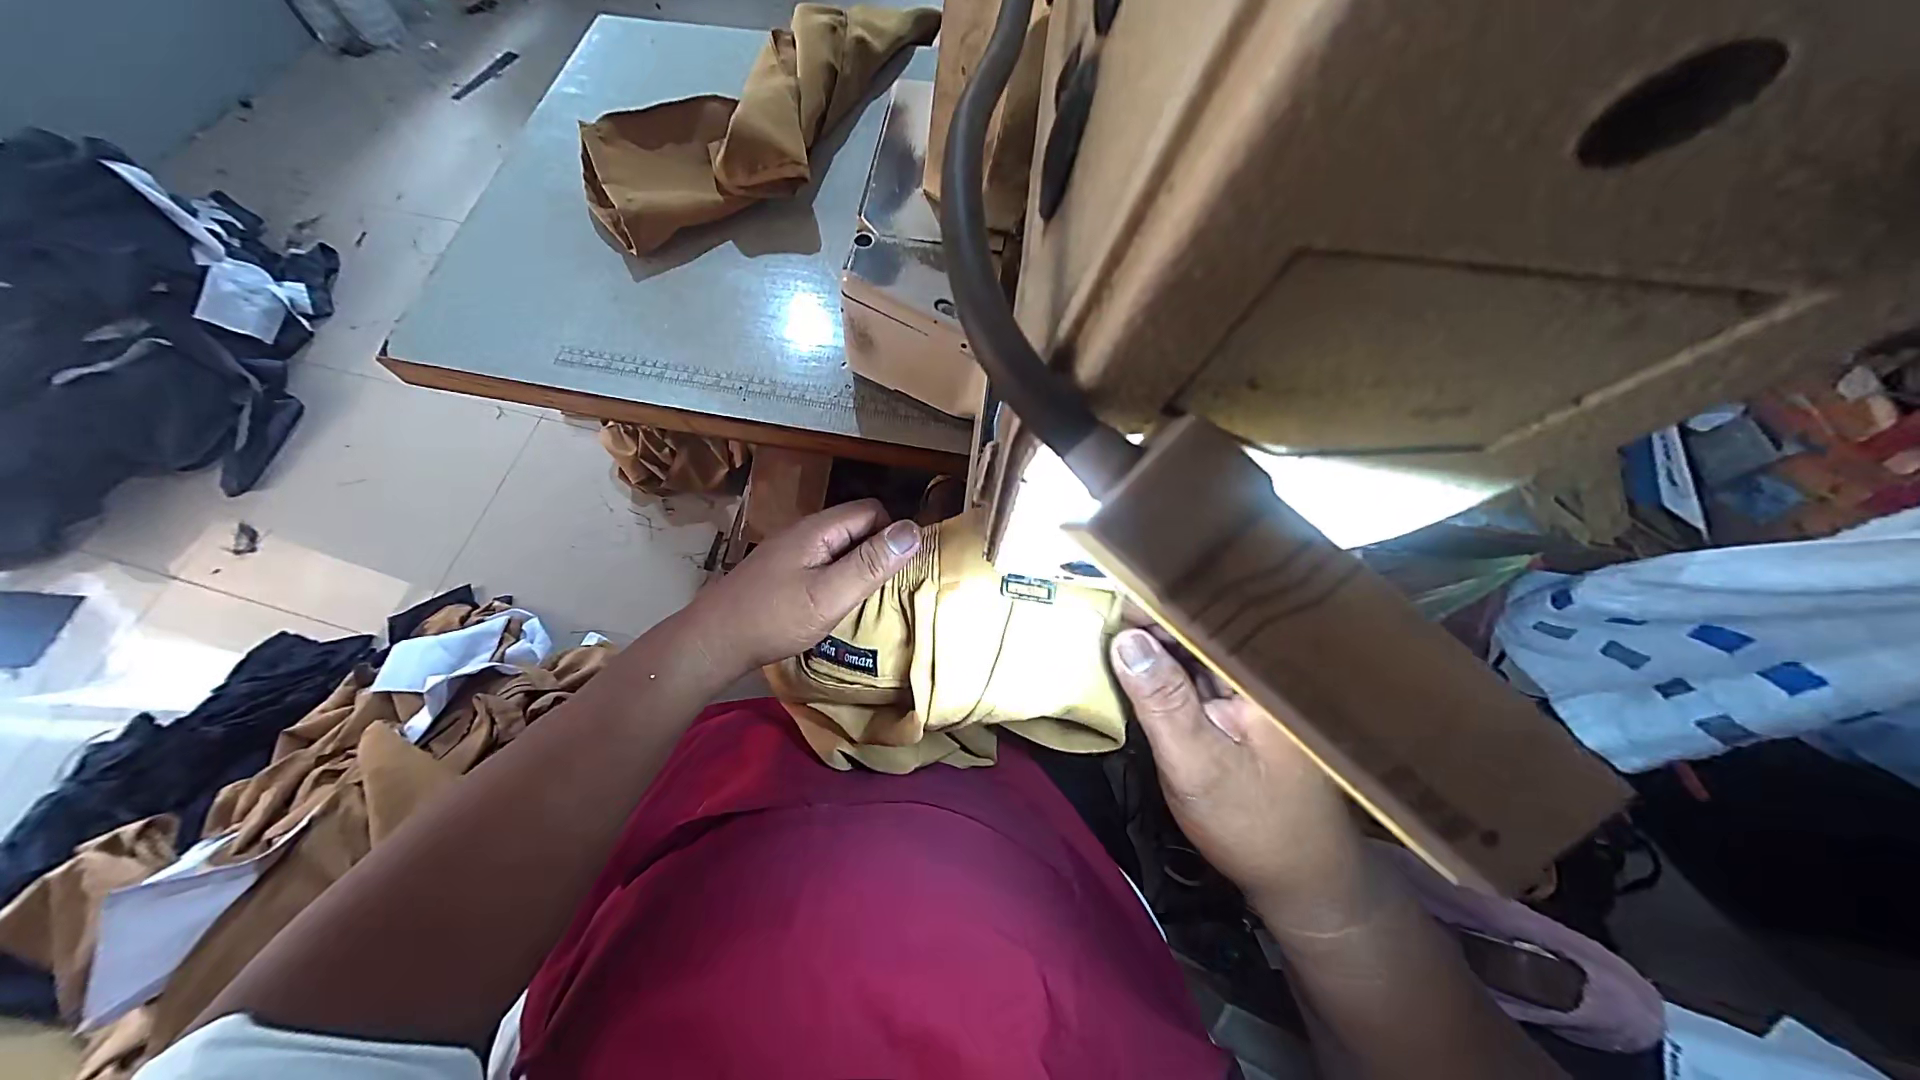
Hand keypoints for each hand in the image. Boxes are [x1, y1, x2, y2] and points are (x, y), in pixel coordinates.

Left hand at [683, 499, 921, 674]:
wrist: (713, 641)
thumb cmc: (774, 618)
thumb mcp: (829, 594)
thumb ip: (871, 564)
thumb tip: (913, 530)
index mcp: (819, 529)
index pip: (873, 511)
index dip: (893, 535)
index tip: (899, 570)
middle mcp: (806, 531)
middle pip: (858, 526)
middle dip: (878, 552)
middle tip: (883, 590)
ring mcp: (793, 550)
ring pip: (843, 546)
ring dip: (859, 567)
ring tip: (864, 600)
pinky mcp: (785, 569)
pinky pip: (825, 561)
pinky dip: (839, 577)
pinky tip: (836, 604)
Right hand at [1109, 628, 1365, 912]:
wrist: (1301, 880)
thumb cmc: (1253, 825)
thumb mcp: (1197, 765)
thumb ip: (1162, 701)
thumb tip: (1125, 639)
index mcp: (1262, 677)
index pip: (1205, 619)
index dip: (1158, 604)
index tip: (1114, 602)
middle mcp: (1261, 674)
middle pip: (1200, 627)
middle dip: (1152, 619)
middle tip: (1103, 619)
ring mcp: (1251, 691)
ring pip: (1196, 648)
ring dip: (1156, 642)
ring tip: (1113, 633)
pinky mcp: (1238, 708)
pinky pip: (1196, 674)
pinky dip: (1166, 668)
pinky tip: (1139, 665)